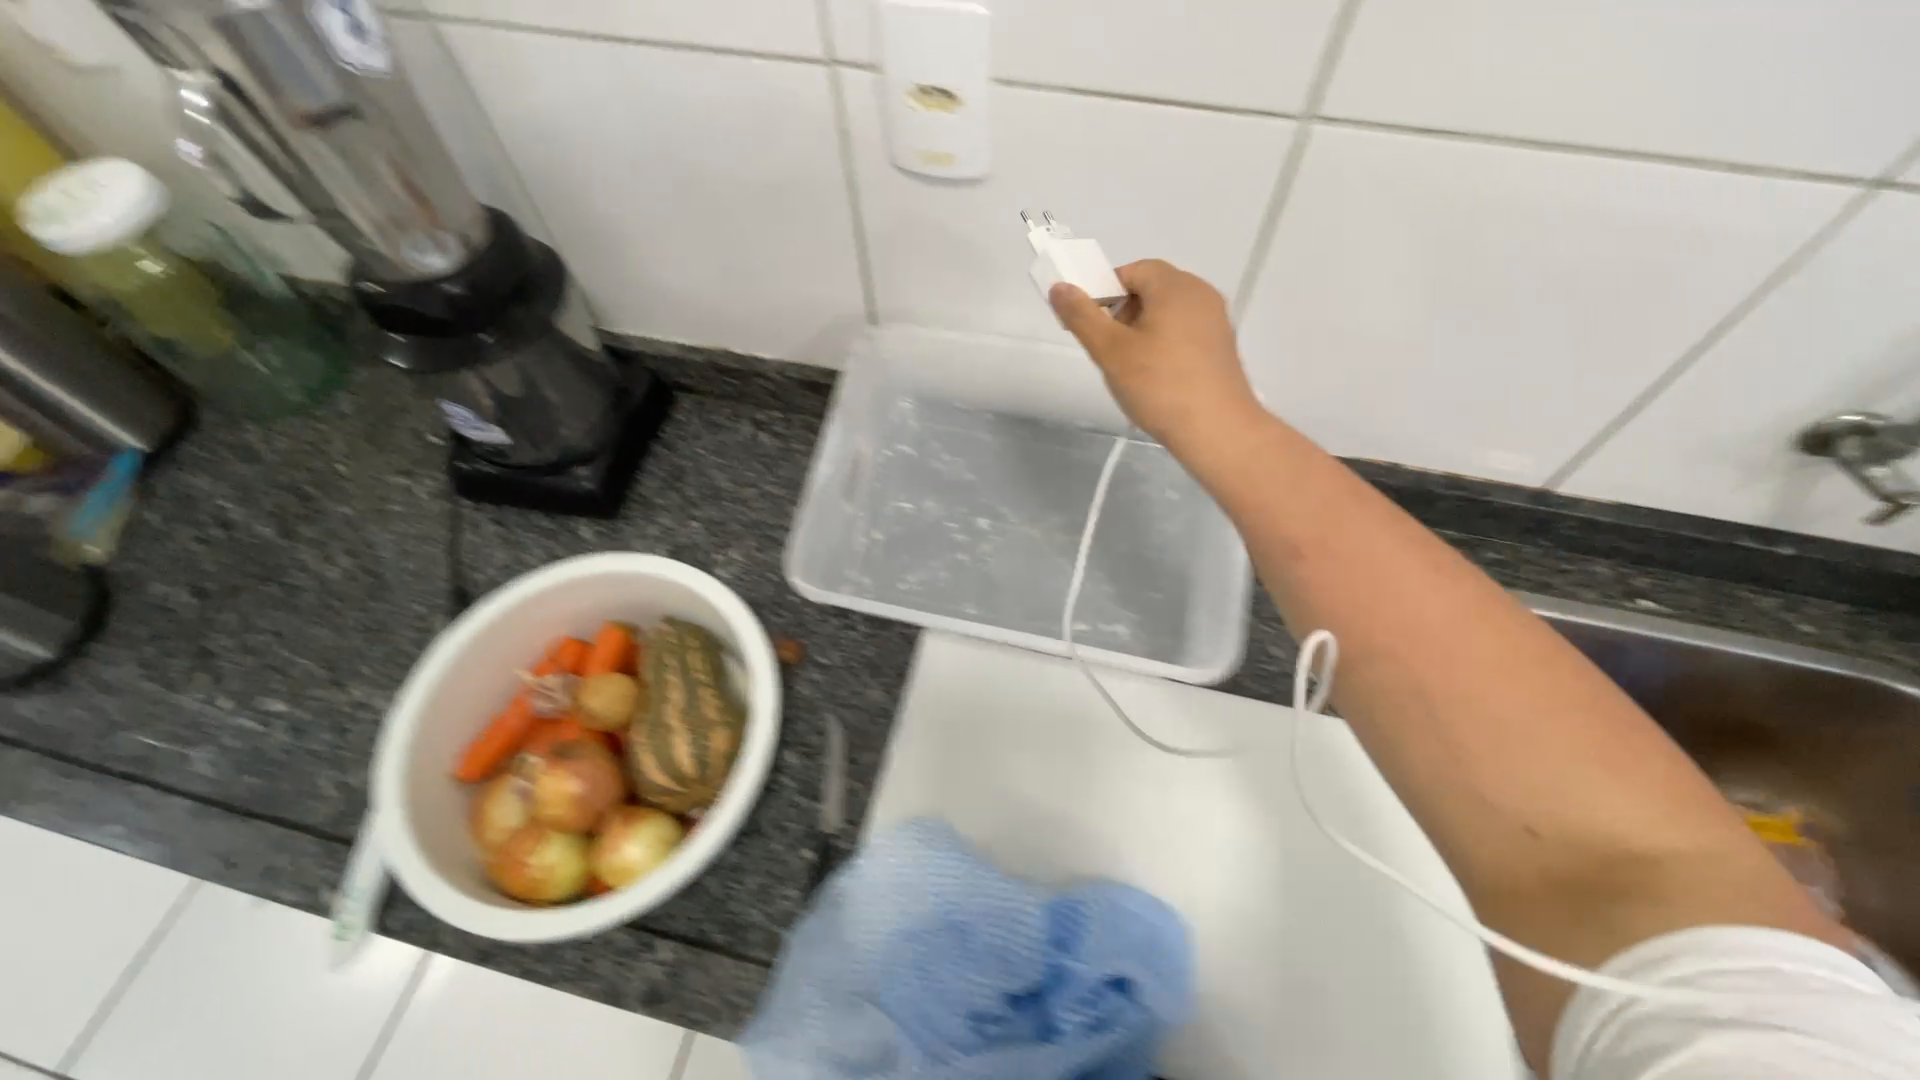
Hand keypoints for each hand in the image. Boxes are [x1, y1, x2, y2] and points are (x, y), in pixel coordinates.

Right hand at [1049, 259, 1261, 447]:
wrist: (1217, 431)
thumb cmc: (1160, 386)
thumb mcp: (1110, 351)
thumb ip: (1082, 316)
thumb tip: (1059, 287)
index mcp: (1176, 286)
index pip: (1133, 270)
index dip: (1106, 292)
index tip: (1093, 326)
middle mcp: (1201, 294)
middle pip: (1152, 290)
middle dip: (1123, 314)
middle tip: (1110, 351)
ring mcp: (1216, 321)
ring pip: (1168, 314)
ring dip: (1142, 333)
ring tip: (1132, 370)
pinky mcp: (1222, 347)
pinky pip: (1184, 334)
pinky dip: (1164, 347)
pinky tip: (1157, 380)